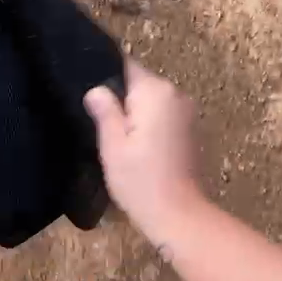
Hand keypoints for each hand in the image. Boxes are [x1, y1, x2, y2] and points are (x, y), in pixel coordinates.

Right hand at [83, 61, 205, 235]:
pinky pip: (164, 117)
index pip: (125, 65)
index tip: (89, 96)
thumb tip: (95, 89)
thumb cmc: (140, 181)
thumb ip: (105, 111)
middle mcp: (176, 93)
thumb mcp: (113, 146)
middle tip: (99, 125)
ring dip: (136, 114)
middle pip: (140, 84)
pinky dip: (150, 126)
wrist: (178, 215)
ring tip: (117, 139)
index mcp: (155, 91)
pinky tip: (138, 148)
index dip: (104, 77)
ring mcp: (188, 112)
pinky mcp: (191, 131)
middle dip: (121, 99)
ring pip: (152, 102)